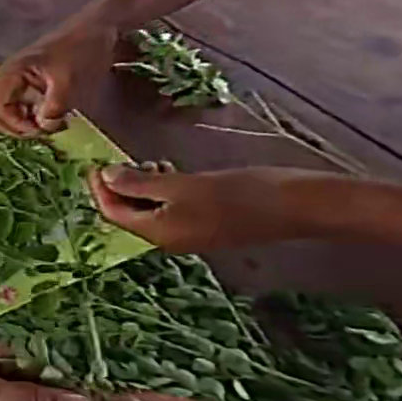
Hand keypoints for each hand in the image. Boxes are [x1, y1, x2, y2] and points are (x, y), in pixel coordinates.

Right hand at [0, 22, 118, 135]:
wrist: (100, 25)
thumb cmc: (82, 48)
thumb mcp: (69, 80)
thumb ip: (54, 107)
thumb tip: (45, 128)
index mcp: (10, 75)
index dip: (15, 126)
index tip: (40, 131)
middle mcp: (8, 79)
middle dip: (17, 128)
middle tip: (44, 132)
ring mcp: (16, 81)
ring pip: (7, 113)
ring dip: (24, 124)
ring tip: (49, 126)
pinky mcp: (28, 84)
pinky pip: (20, 107)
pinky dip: (31, 117)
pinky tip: (50, 118)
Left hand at [91, 164, 329, 251]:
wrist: (305, 205)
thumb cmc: (242, 193)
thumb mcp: (183, 185)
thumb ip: (141, 183)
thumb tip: (107, 176)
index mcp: (155, 233)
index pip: (112, 212)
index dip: (100, 188)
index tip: (96, 164)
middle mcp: (165, 239)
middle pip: (126, 213)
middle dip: (119, 188)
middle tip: (122, 161)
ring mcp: (186, 234)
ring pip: (148, 210)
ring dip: (141, 187)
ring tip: (150, 163)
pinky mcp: (206, 224)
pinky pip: (169, 209)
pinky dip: (162, 191)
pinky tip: (171, 171)